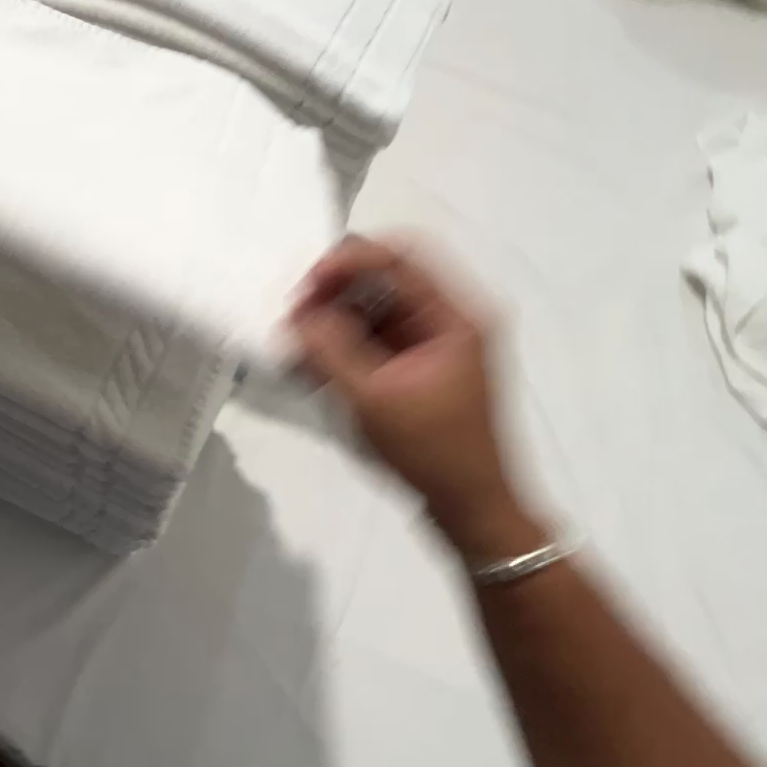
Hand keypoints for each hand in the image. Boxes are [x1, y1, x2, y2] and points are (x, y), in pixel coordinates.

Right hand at [291, 237, 534, 558]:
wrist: (472, 508)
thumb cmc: (430, 450)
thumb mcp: (372, 398)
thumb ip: (330, 349)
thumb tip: (298, 316)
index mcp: (455, 316)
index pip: (399, 258)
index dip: (347, 261)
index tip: (305, 287)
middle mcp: (448, 320)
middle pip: (384, 280)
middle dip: (333, 293)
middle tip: (294, 317)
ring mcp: (432, 346)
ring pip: (373, 311)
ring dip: (332, 321)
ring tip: (295, 344)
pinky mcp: (416, 369)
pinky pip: (373, 341)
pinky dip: (341, 346)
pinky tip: (311, 365)